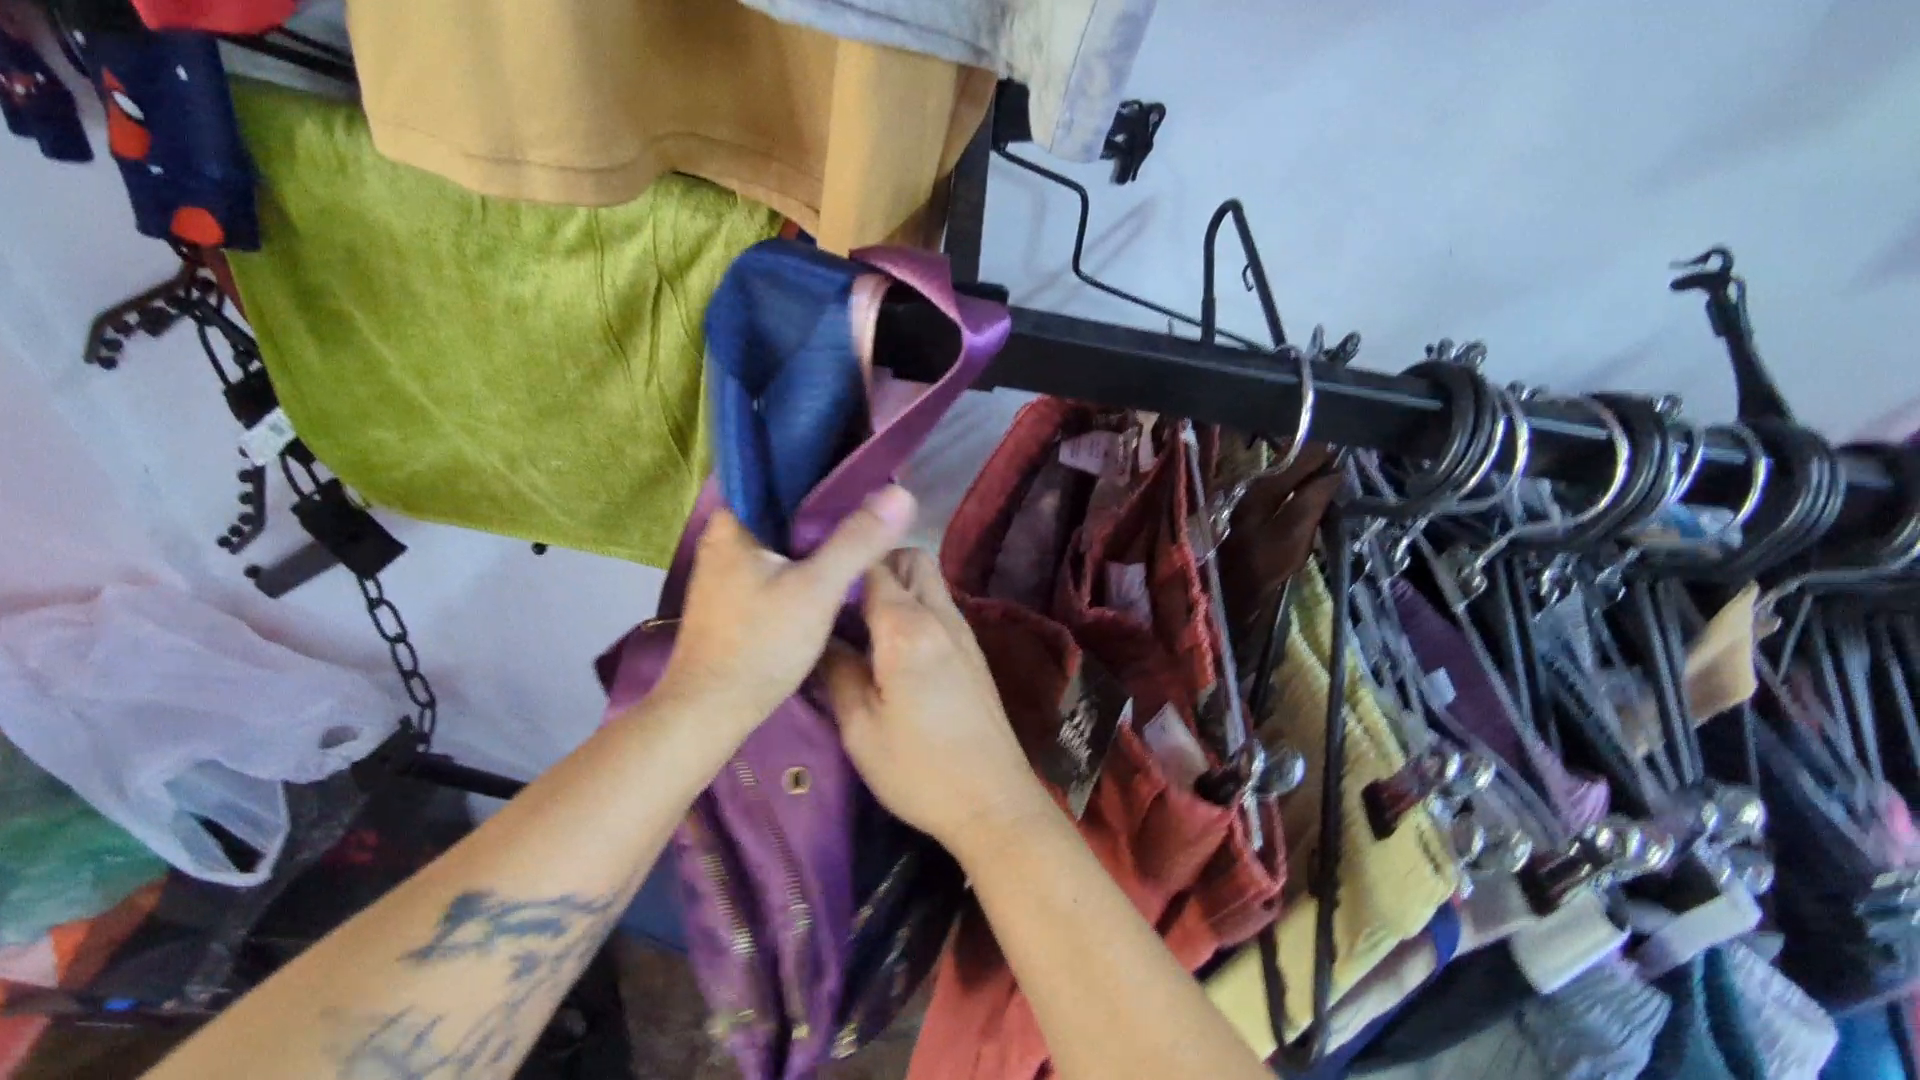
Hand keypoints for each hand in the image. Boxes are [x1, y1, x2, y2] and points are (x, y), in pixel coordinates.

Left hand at [658, 487, 914, 726]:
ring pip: (783, 537)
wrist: (711, 711)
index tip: (865, 469)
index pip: (780, 471)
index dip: (824, 466)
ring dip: (817, 535)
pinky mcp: (734, 596)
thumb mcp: (818, 589)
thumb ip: (858, 541)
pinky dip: (804, 561)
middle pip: (785, 506)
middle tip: (875, 500)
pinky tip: (834, 568)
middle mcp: (723, 535)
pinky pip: (778, 562)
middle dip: (827, 504)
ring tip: (864, 527)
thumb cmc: (759, 644)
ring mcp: (726, 568)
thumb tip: (902, 493)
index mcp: (733, 519)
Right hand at [821, 549, 1053, 857]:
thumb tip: (819, 636)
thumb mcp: (859, 727)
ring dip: (897, 586)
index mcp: (907, 628)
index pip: (872, 565)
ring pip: (929, 581)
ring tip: (861, 623)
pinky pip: (940, 607)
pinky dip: (915, 608)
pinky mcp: (973, 653)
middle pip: (910, 559)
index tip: (814, 578)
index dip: (840, 563)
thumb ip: (837, 670)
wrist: (993, 802)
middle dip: (875, 565)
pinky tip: (891, 647)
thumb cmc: (918, 770)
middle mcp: (940, 617)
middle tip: (841, 600)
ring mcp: (963, 633)